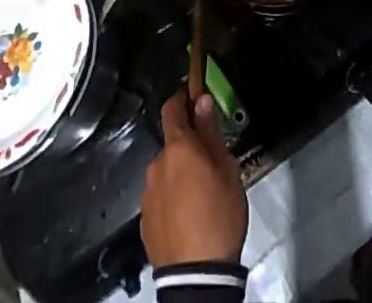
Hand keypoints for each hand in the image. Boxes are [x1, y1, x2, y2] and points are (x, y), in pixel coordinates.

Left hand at [141, 92, 246, 265]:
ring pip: (166, 172)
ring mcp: (147, 192)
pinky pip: (160, 197)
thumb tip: (202, 99)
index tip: (193, 98)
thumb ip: (211, 133)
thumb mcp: (226, 171)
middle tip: (210, 165)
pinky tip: (187, 216)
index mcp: (178, 148)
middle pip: (171, 145)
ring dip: (179, 174)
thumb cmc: (219, 214)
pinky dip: (172, 198)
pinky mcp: (144, 217)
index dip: (182, 99)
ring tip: (201, 196)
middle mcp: (156, 163)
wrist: (196, 274)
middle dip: (187, 148)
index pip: (172, 109)